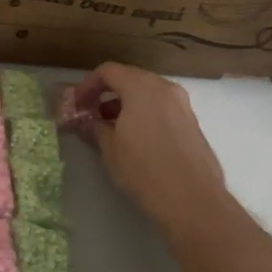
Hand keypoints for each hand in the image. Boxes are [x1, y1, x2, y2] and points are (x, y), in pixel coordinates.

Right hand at [74, 62, 229, 228]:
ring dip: (126, 105)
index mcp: (141, 87)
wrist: (193, 200)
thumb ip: (95, 128)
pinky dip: (145, 114)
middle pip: (130, 79)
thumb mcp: (110, 149)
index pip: (108, 71)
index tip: (78, 105)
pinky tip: (136, 140)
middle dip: (108, 94)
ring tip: (111, 130)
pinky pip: (162, 108)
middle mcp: (164, 88)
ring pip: (148, 94)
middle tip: (92, 115)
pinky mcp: (192, 122)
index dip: (88, 85)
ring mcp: (182, 104)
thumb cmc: (144, 170)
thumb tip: (87, 121)